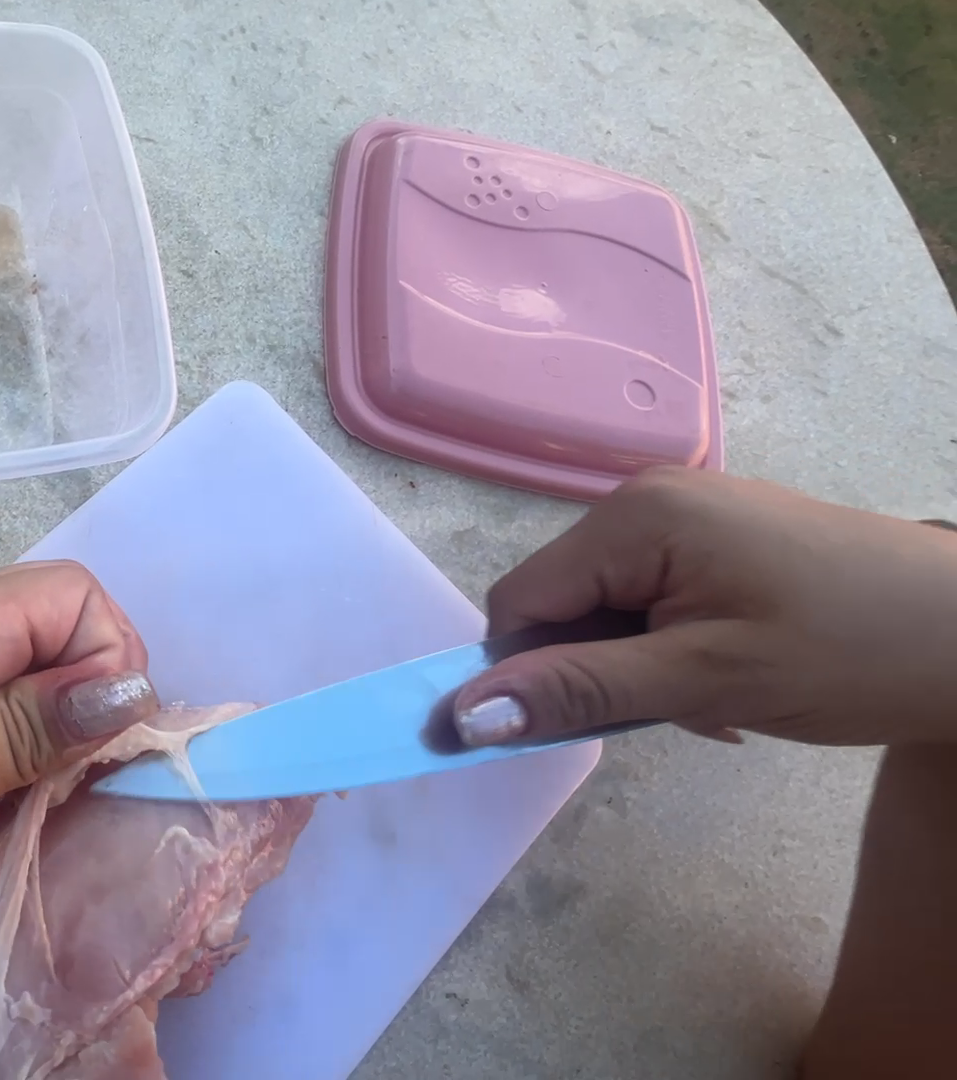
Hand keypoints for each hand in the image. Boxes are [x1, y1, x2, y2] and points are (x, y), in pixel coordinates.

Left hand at [0, 561, 157, 933]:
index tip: (91, 756)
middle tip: (64, 793)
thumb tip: (129, 690)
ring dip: (57, 732)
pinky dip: (20, 747)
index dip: (110, 666)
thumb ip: (20, 734)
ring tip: (32, 807)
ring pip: (36, 668)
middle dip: (92, 703)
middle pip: (65, 626)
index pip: (80, 595)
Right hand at [452, 467, 956, 747]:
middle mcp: (640, 499)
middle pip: (559, 600)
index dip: (534, 665)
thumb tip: (464, 716)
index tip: (600, 712)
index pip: (519, 600)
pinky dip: (658, 641)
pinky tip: (718, 665)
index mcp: (632, 517)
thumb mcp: (712, 681)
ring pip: (595, 604)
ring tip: (709, 691)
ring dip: (630, 660)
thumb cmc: (867, 652)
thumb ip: (579, 691)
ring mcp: (674, 511)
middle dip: (596, 664)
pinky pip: (636, 593)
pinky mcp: (703, 531)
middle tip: (677, 705)